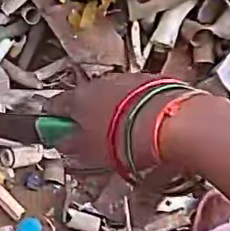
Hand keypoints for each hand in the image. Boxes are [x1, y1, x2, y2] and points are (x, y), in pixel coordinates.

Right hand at [52, 72, 213, 180]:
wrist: (175, 123)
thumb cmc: (129, 137)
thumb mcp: (92, 151)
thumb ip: (72, 145)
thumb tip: (62, 143)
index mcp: (79, 97)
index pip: (56, 105)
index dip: (53, 119)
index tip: (55, 129)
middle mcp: (102, 82)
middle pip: (87, 99)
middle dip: (87, 117)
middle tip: (92, 140)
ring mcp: (129, 79)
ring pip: (114, 96)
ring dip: (115, 113)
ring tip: (124, 139)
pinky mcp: (155, 82)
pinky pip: (138, 97)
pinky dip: (137, 110)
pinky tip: (145, 129)